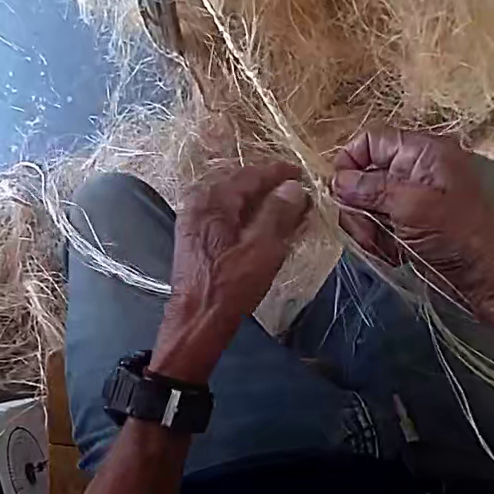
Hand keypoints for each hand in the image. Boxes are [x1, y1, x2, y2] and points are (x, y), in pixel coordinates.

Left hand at [151, 162, 309, 382]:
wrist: (197, 320)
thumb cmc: (230, 286)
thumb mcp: (262, 248)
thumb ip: (278, 213)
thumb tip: (292, 187)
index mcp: (212, 201)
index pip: (250, 175)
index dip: (278, 173)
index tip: (301, 174)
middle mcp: (197, 205)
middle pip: (238, 186)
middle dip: (269, 188)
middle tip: (296, 193)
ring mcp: (192, 223)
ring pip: (231, 203)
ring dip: (258, 204)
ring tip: (284, 211)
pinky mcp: (194, 242)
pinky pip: (224, 219)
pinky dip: (245, 219)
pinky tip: (260, 229)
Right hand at [330, 125, 493, 307]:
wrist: (484, 277)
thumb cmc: (457, 235)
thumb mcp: (413, 207)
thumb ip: (371, 190)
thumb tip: (336, 180)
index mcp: (420, 153)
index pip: (369, 141)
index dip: (349, 163)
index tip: (340, 193)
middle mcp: (411, 171)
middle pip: (359, 177)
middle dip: (356, 207)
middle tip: (366, 233)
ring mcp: (406, 198)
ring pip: (362, 205)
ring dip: (365, 229)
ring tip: (383, 247)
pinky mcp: (403, 223)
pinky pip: (372, 225)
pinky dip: (376, 241)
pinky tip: (392, 254)